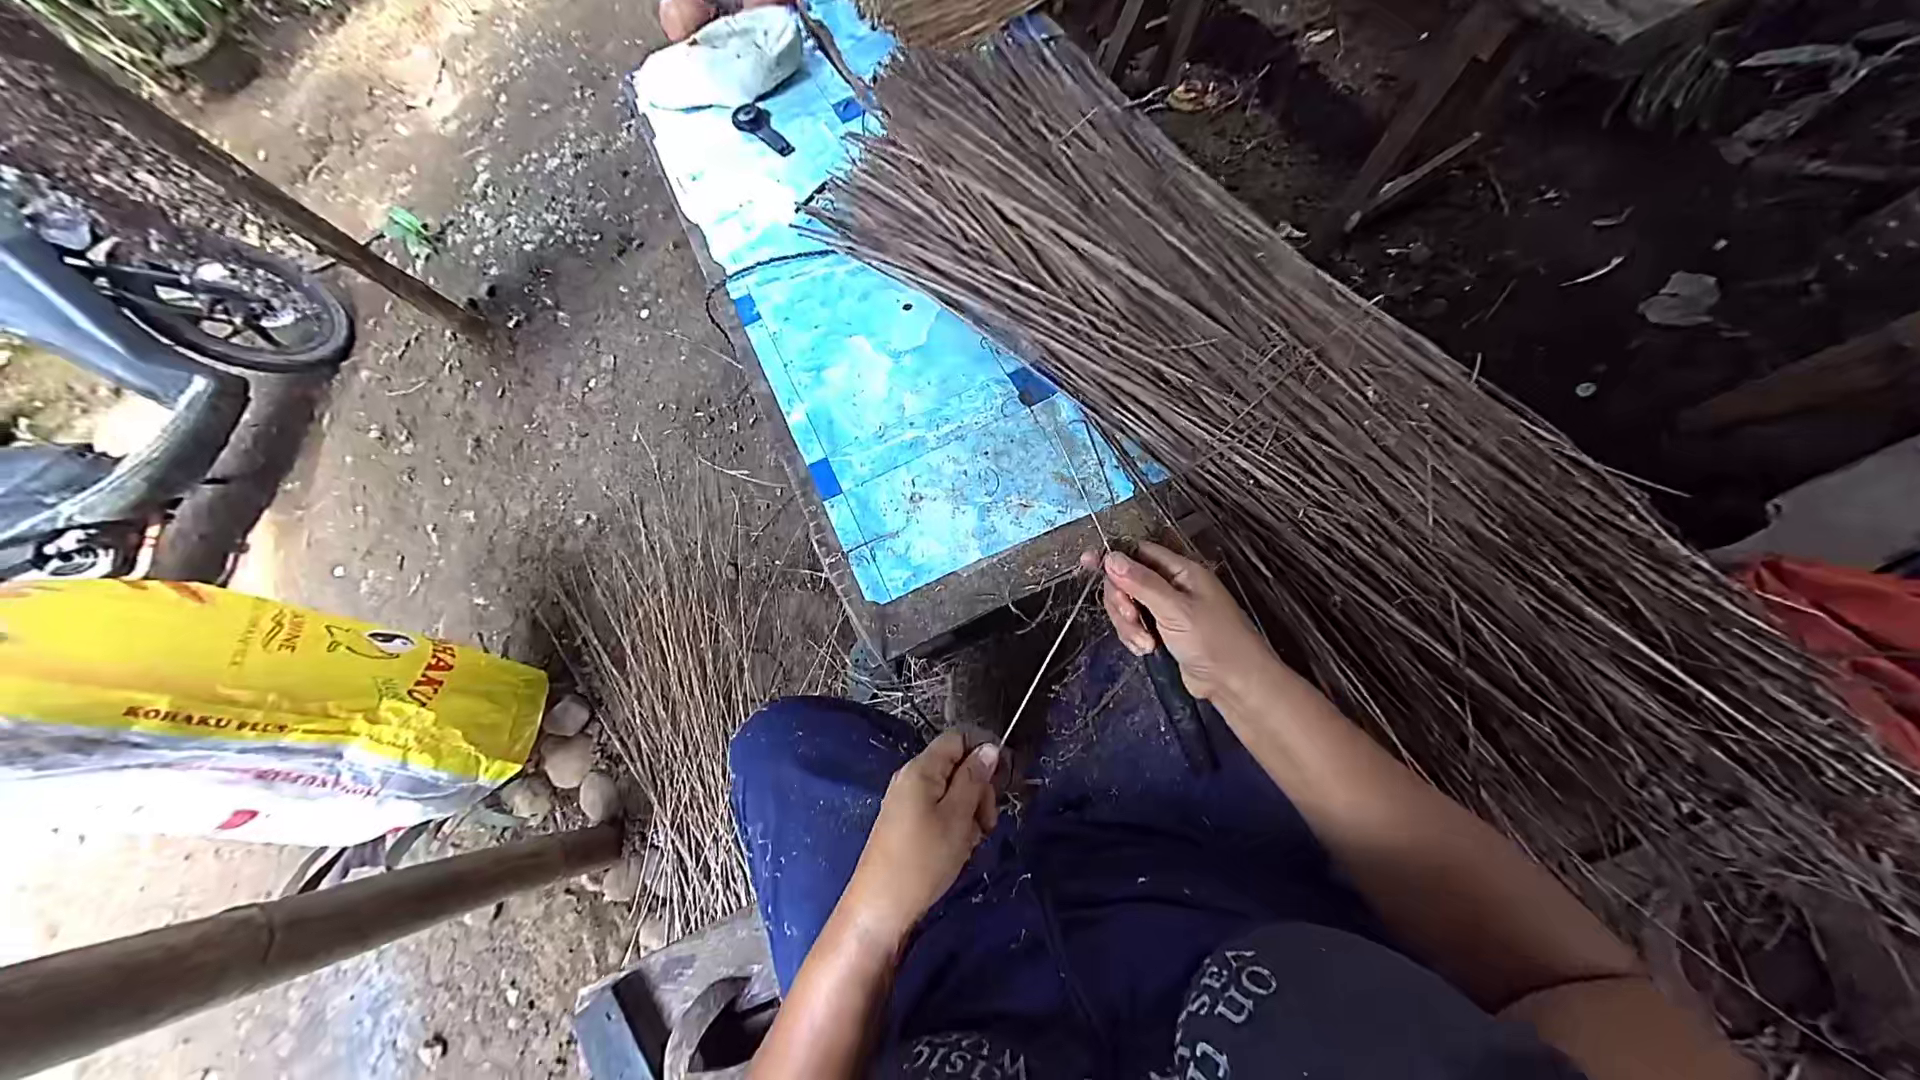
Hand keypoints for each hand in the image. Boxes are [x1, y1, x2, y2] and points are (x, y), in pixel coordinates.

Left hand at [839, 731, 999, 945]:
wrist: (879, 908)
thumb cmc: (922, 860)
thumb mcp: (957, 817)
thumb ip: (974, 779)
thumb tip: (989, 748)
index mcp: (921, 768)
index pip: (958, 738)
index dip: (983, 751)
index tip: (1001, 780)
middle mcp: (911, 777)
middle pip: (957, 765)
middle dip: (979, 789)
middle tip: (986, 823)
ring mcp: (907, 801)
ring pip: (952, 792)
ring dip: (969, 812)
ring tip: (969, 842)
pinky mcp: (906, 823)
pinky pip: (939, 811)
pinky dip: (954, 825)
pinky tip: (956, 850)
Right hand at [1083, 541, 1280, 704]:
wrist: (1235, 683)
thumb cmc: (1214, 641)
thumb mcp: (1175, 609)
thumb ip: (1141, 582)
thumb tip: (1112, 557)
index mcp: (1181, 572)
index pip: (1139, 553)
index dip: (1114, 558)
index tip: (1088, 562)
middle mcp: (1172, 586)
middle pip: (1127, 581)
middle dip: (1122, 602)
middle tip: (1131, 619)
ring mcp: (1166, 610)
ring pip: (1127, 606)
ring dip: (1128, 625)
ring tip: (1145, 643)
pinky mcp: (1161, 631)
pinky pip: (1134, 627)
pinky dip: (1134, 638)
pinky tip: (1146, 650)